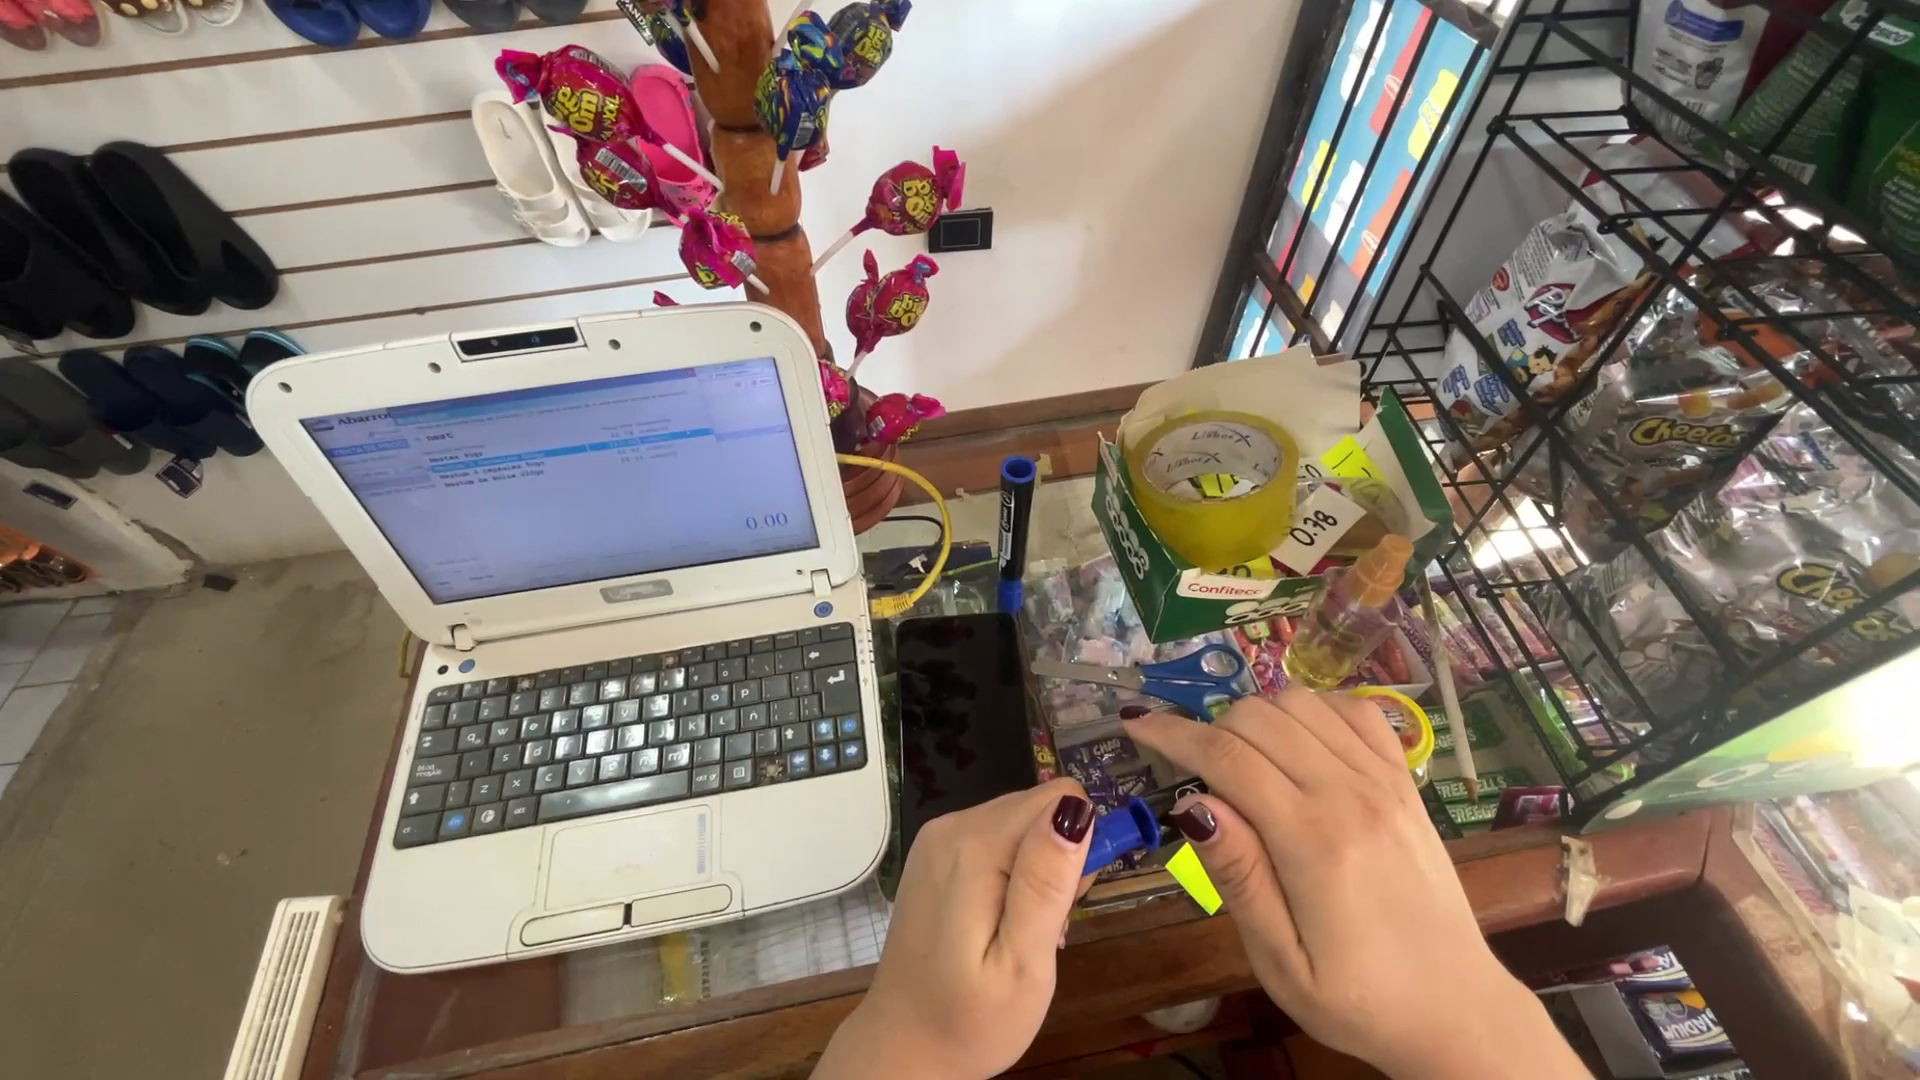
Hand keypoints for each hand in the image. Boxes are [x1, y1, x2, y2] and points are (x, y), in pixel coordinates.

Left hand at [813, 777, 1094, 1079]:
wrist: (901, 1048)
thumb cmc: (970, 1020)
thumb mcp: (1023, 965)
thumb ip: (1046, 883)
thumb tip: (1074, 807)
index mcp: (975, 846)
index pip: (1059, 797)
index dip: (1079, 845)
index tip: (1069, 900)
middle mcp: (953, 825)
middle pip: (1037, 806)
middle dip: (1057, 857)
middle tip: (1047, 926)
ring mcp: (938, 835)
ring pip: (1020, 819)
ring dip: (1036, 866)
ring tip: (1022, 929)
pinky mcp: (935, 851)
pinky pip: (995, 835)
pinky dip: (1012, 870)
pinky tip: (1000, 919)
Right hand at [1127, 691, 1585, 1079]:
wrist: (1461, 1013)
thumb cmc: (1357, 998)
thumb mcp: (1280, 963)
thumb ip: (1237, 876)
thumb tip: (1193, 802)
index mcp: (1314, 842)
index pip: (1226, 757)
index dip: (1171, 732)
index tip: (1135, 722)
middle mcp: (1351, 795)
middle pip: (1256, 718)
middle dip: (1208, 729)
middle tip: (1196, 770)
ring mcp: (1385, 780)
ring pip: (1298, 701)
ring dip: (1255, 716)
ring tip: (1242, 758)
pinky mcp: (1405, 780)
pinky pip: (1352, 708)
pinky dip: (1311, 707)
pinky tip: (1296, 740)